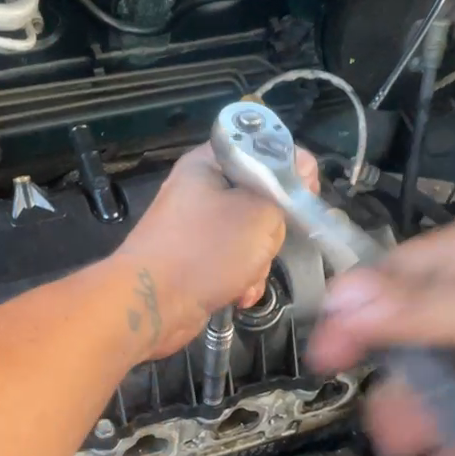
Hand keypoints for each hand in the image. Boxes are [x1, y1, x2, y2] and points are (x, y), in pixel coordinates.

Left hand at [111, 142, 316, 360]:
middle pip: (261, 200)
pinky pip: (232, 264)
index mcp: (210, 163)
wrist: (150, 305)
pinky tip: (238, 295)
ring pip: (250, 238)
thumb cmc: (205, 251)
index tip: (303, 196)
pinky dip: (240, 280)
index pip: (263, 150)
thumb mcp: (259, 212)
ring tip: (245, 276)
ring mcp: (196, 229)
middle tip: (262, 242)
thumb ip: (285, 188)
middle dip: (270, 230)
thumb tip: (304, 167)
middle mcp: (200, 191)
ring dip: (257, 262)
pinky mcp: (194, 262)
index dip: (290, 171)